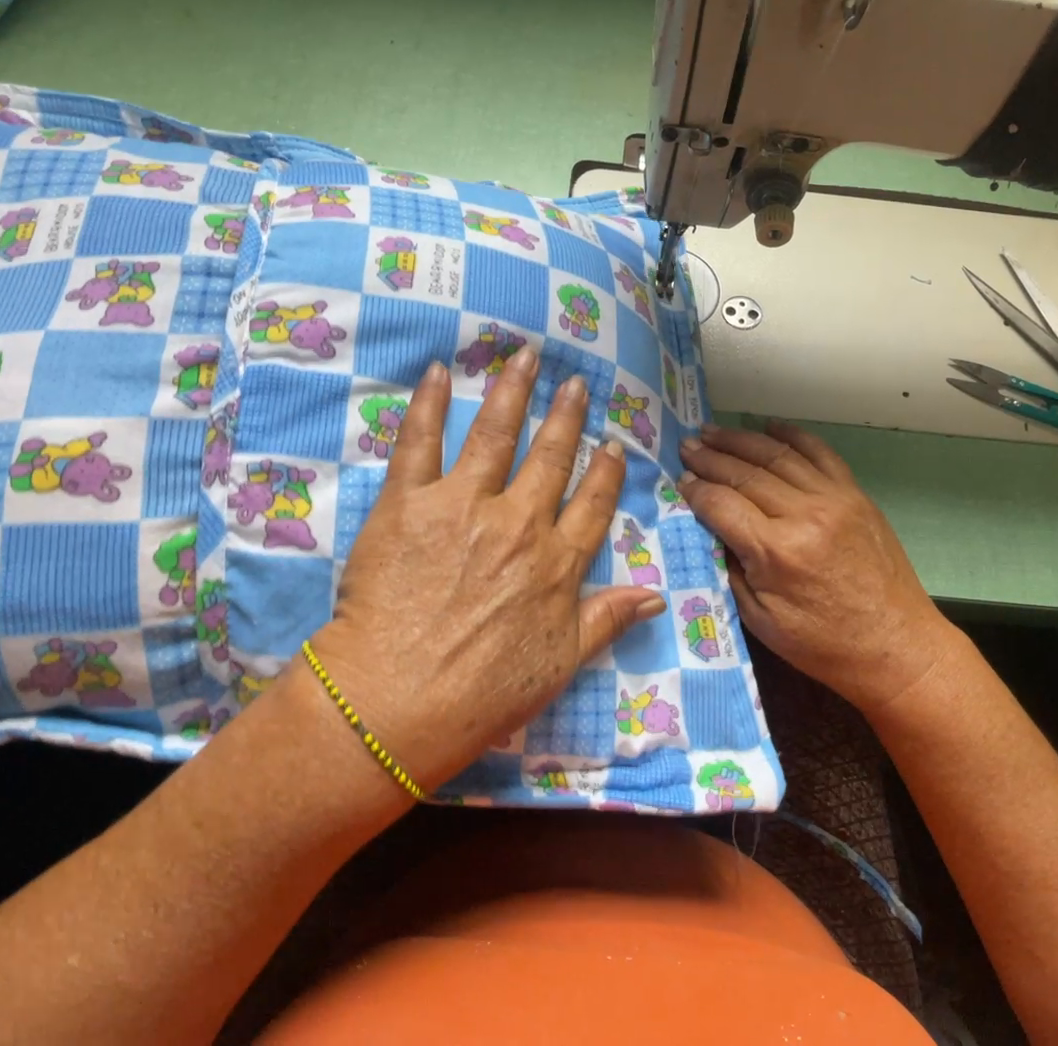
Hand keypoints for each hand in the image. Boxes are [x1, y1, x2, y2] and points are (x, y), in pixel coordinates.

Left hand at [302, 347, 664, 788]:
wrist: (401, 700)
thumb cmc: (484, 694)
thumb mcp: (561, 666)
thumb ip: (607, 621)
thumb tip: (656, 596)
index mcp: (557, 564)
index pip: (592, 505)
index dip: (605, 473)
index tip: (612, 444)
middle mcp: (519, 524)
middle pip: (550, 458)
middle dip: (566, 416)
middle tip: (576, 382)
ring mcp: (464, 507)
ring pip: (495, 435)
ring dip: (513, 392)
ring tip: (525, 356)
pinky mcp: (408, 503)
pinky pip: (420, 442)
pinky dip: (430, 404)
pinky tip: (440, 372)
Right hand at [678, 421, 960, 715]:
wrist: (895, 646)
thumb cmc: (822, 644)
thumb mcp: (759, 619)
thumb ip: (731, 570)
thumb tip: (711, 532)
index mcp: (776, 552)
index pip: (722, 505)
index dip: (696, 490)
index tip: (678, 480)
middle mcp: (804, 515)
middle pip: (746, 473)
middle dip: (711, 457)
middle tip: (686, 445)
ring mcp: (834, 499)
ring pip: (779, 455)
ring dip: (742, 439)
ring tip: (713, 430)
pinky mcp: (856, 496)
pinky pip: (821, 454)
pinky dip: (793, 435)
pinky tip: (770, 426)